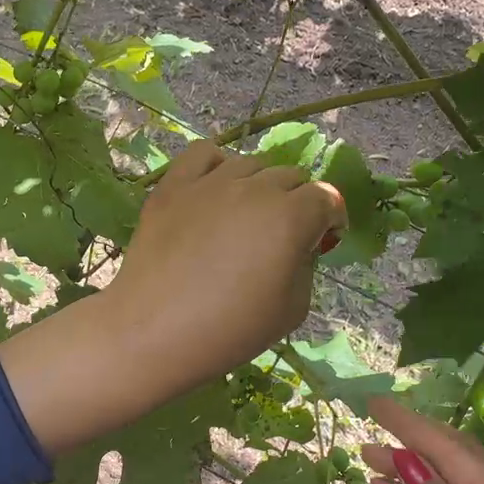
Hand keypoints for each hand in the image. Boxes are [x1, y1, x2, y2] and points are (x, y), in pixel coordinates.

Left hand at [0, 141, 343, 454]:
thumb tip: (299, 242)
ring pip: (249, 163)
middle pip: (289, 176)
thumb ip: (306, 263)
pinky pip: (203, 153)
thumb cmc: (229, 330)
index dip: (330, 219)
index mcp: (290, 217)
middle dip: (295, 202)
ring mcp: (210, 182)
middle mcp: (253, 188)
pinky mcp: (173, 184)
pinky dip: (217, 164)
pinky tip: (214, 189)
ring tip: (244, 217)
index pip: (326, 197)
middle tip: (280, 236)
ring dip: (258, 185)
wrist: (153, 329)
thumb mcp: (292, 308)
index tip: (320, 241)